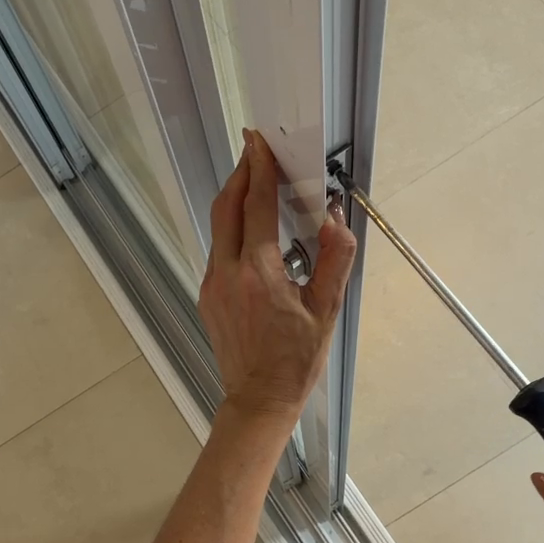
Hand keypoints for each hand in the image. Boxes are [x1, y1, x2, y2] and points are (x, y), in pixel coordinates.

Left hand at [199, 130, 356, 423]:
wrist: (258, 399)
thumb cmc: (294, 361)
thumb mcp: (325, 310)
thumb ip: (335, 259)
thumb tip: (336, 218)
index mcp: (258, 273)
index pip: (257, 205)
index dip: (260, 169)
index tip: (261, 143)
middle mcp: (227, 274)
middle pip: (227, 207)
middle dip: (240, 175)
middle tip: (254, 152)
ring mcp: (212, 286)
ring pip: (219, 229)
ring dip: (234, 201)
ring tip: (253, 185)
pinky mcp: (207, 298)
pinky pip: (218, 252)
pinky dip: (232, 230)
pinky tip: (250, 232)